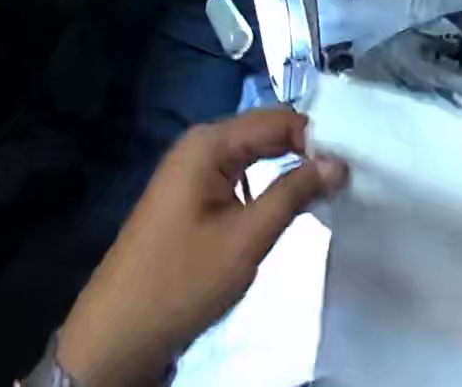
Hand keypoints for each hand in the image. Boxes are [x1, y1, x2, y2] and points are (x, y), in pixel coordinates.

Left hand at [56, 109, 347, 386]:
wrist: (112, 343)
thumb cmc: (180, 282)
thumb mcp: (246, 238)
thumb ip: (295, 192)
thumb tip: (340, 161)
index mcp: (209, 142)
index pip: (280, 120)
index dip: (317, 138)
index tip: (348, 166)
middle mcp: (201, 144)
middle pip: (268, 130)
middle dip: (306, 149)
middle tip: (344, 175)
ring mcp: (193, 169)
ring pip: (257, 151)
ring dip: (290, 165)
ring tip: (326, 186)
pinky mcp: (192, 194)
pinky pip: (242, 171)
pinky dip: (269, 181)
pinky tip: (291, 199)